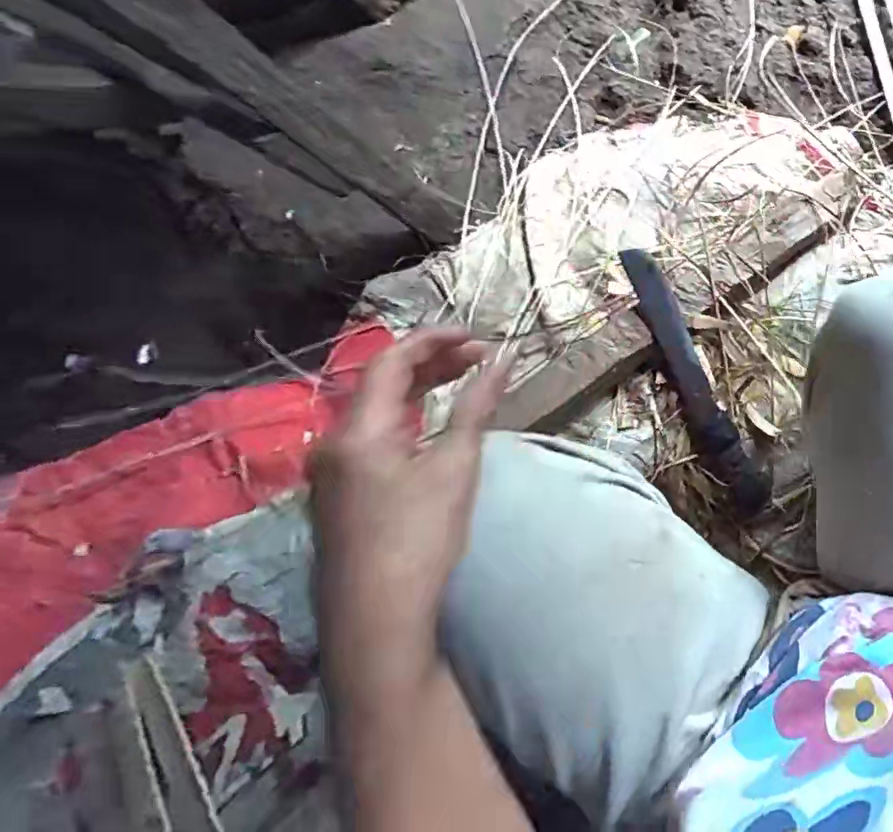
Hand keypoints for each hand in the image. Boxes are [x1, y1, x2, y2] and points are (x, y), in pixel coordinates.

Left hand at [311, 328, 509, 634]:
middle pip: (380, 381)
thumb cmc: (421, 533)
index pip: (390, 362)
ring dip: (422, 386)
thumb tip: (504, 357)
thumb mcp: (457, 464)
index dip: (434, 340)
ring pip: (378, 406)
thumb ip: (477, 405)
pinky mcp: (343, 488)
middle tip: (484, 356)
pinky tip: (435, 419)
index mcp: (357, 431)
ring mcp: (334, 467)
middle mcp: (334, 442)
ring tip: (467, 377)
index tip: (479, 335)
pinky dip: (410, 412)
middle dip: (433, 360)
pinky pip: (375, 431)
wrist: (378, 611)